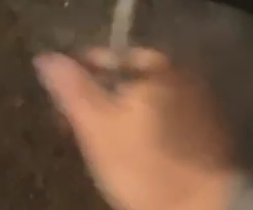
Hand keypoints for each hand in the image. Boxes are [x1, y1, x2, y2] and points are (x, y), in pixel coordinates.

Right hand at [35, 48, 239, 209]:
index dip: (83, 75)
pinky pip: (169, 117)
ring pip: (150, 98)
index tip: (62, 102)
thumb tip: (45, 57)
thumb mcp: (99, 129)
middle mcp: (182, 73)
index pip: (112, 57)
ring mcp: (199, 99)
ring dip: (125, 113)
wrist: (203, 205)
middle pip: (132, 77)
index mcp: (158, 65)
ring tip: (101, 143)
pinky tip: (135, 153)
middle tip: (76, 125)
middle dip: (103, 96)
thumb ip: (73, 90)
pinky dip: (148, 127)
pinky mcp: (207, 128)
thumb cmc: (144, 166)